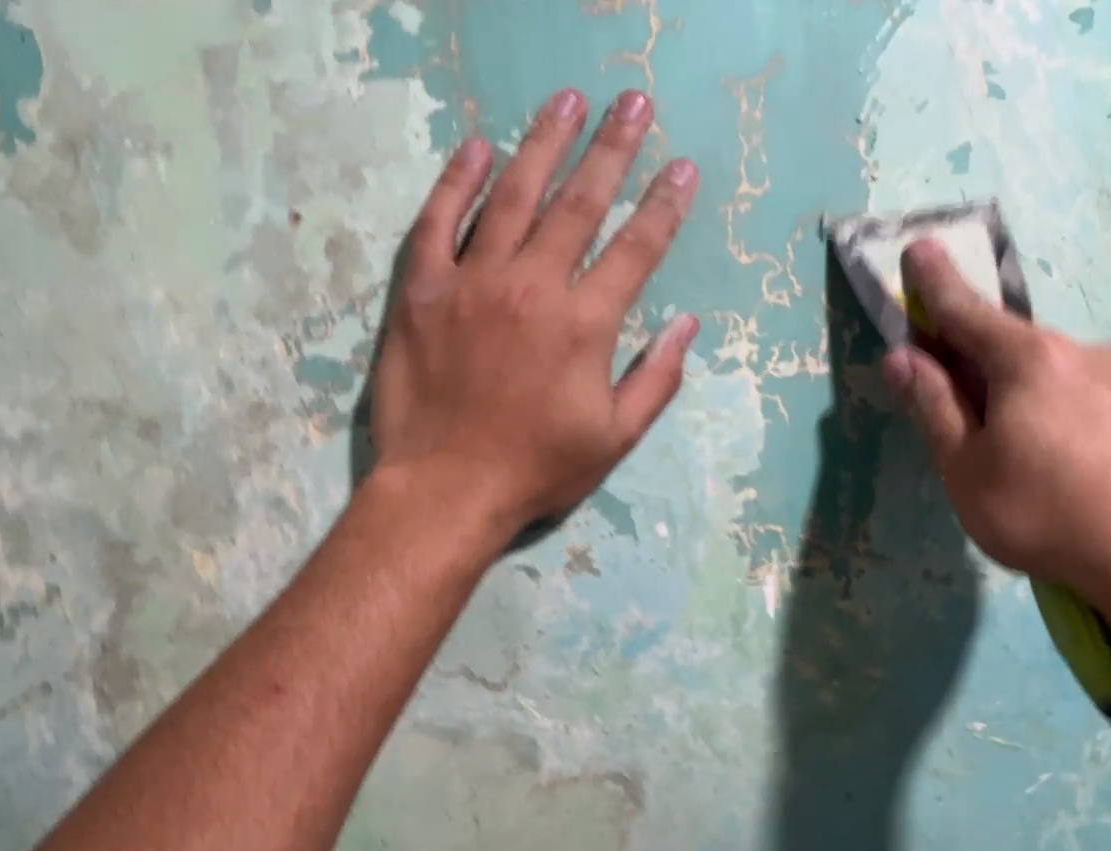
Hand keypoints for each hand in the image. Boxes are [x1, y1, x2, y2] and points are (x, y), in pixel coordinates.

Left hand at [368, 87, 699, 538]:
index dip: (663, 205)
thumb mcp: (614, 439)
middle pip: (579, 204)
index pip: (635, 248)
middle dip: (611, 149)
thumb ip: (656, 380)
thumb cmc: (535, 470)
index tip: (681, 168)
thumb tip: (687, 324)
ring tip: (566, 101)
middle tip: (633, 103)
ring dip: (543, 144)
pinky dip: (457, 182)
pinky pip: (438, 222)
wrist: (445, 489)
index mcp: (584, 325)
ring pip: (512, 197)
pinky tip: (476, 148)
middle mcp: (532, 287)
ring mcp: (472, 283)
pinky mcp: (422, 291)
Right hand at [881, 239, 1110, 610]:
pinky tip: (1074, 470)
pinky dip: (1069, 419)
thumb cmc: (1047, 515)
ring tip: (1025, 462)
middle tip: (962, 411)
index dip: (936, 283)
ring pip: (1059, 378)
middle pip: (1015, 349)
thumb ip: (934, 408)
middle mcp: (1085, 352)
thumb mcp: (967, 470)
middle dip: (981, 366)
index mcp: (1029, 360)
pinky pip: (1096, 402)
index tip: (919, 248)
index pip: (967, 310)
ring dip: (1028, 400)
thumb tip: (902, 357)